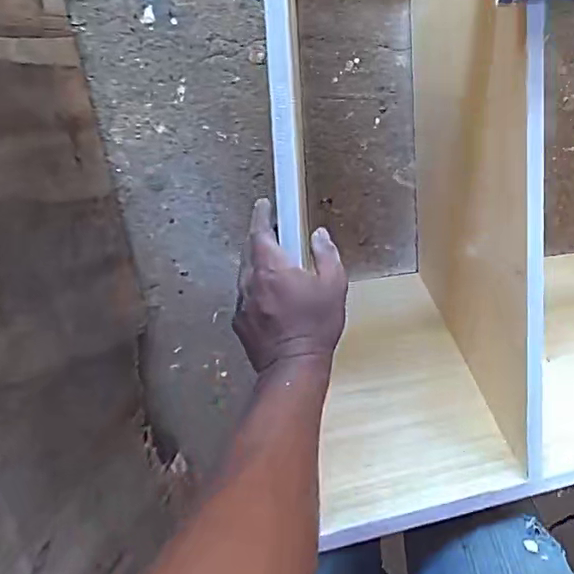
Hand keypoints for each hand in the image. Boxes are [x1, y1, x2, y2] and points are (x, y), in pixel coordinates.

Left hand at [233, 198, 347, 373]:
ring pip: (246, 272)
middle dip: (261, 238)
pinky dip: (256, 288)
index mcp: (271, 267)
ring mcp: (242, 302)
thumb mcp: (334, 286)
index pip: (259, 231)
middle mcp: (250, 280)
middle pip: (250, 250)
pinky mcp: (239, 321)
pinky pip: (245, 294)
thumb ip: (326, 255)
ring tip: (277, 266)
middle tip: (276, 233)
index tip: (263, 204)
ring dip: (258, 264)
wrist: (292, 368)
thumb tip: (318, 235)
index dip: (261, 215)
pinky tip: (272, 297)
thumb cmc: (315, 326)